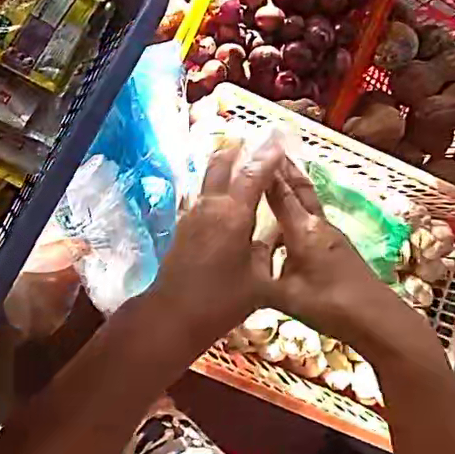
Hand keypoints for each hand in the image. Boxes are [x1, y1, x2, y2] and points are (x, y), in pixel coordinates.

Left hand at [144, 135, 285, 342]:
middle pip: (222, 165)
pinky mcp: (183, 225)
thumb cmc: (222, 300)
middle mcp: (211, 206)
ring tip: (237, 157)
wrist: (174, 314)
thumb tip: (274, 237)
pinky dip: (214, 185)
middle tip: (251, 139)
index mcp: (234, 214)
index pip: (254, 174)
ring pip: (208, 178)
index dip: (268, 156)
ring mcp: (193, 214)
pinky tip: (221, 194)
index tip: (280, 141)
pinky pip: (201, 195)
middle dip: (237, 149)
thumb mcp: (259, 281)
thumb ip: (268, 254)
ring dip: (223, 164)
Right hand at [262, 162, 435, 361]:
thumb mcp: (285, 296)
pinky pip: (312, 222)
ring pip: (307, 205)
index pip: (279, 194)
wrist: (377, 319)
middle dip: (285, 170)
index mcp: (303, 231)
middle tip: (271, 151)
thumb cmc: (329, 305)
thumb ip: (259, 280)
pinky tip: (287, 227)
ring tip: (274, 183)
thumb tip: (236, 271)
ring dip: (293, 190)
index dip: (265, 174)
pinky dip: (298, 213)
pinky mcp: (338, 248)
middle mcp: (318, 226)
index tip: (252, 151)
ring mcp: (331, 236)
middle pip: (300, 190)